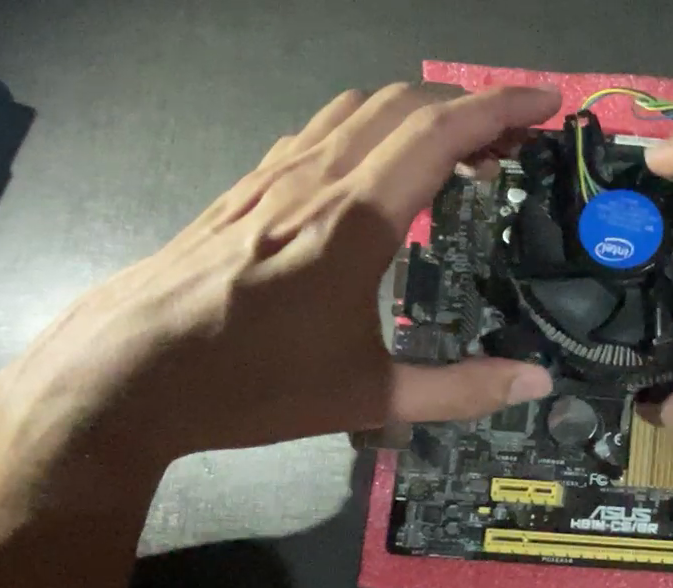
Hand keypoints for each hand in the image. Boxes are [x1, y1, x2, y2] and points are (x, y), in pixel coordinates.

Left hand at [0, 83, 561, 480]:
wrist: (127, 373)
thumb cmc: (253, 385)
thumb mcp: (371, 399)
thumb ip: (462, 390)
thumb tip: (539, 380)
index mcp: (352, 226)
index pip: (435, 136)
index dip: (496, 108)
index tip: (544, 103)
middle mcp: (314, 184)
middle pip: (401, 106)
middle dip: (469, 104)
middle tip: (520, 134)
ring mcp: (275, 179)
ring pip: (358, 110)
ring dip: (422, 111)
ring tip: (467, 146)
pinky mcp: (250, 188)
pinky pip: (324, 132)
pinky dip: (376, 128)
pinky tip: (390, 167)